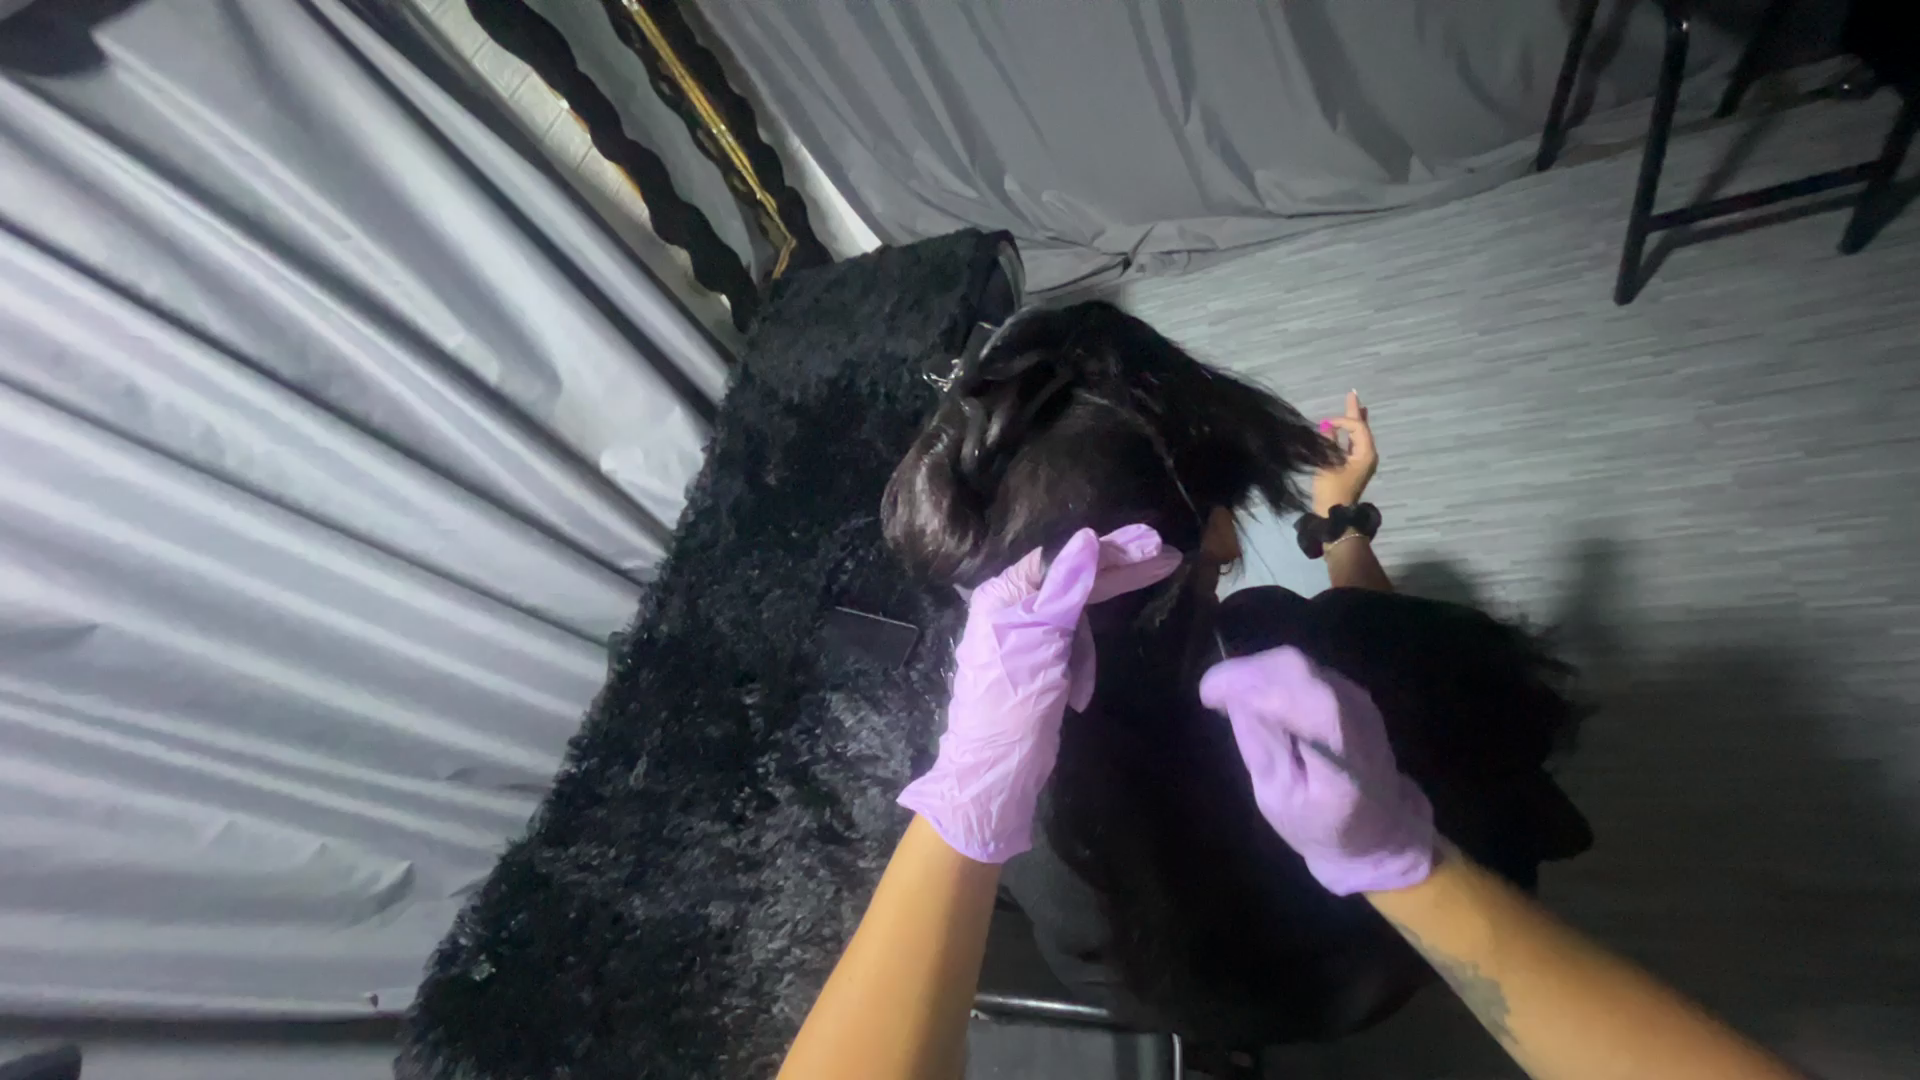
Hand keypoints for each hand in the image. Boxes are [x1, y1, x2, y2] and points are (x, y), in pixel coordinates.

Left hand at [900, 525, 1182, 862]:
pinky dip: (1084, 663)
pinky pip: (1072, 643)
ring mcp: (1027, 634)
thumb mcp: (1042, 638)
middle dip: (1120, 568)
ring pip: (1077, 611)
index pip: (1062, 556)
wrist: (996, 768)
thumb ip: (1064, 586)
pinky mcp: (1040, 660)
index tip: (1150, 540)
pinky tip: (1080, 695)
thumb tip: (1084, 537)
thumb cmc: (1013, 701)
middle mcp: (1013, 606)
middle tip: (1166, 554)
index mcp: (1005, 594)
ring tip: (1123, 626)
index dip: (1107, 546)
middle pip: (1075, 576)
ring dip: (1095, 634)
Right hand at [1199, 646, 1434, 894]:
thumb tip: (1235, 697)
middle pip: (1295, 670)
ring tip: (1227, 695)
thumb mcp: (1277, 799)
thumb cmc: (1320, 823)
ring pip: (1294, 662)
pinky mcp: (1346, 688)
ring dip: (1253, 671)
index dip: (1253, 686)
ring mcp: (1356, 697)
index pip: (1306, 702)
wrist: (1379, 825)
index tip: (1208, 695)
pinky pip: (1297, 668)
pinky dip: (1266, 674)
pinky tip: (1251, 695)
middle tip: (1212, 695)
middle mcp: (1357, 715)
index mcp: (1345, 758)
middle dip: (1243, 673)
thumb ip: (1261, 747)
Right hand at [1311, 390, 1377, 515]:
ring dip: (1353, 422)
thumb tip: (1327, 427)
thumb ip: (1328, 444)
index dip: (1343, 420)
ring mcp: (1361, 462)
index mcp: (1365, 453)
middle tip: (1353, 394)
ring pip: (1357, 437)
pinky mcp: (1352, 468)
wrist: (1334, 515)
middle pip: (1362, 429)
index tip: (1325, 423)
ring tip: (1355, 407)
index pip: (1357, 428)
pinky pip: (1352, 445)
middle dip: (1355, 412)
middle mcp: (1367, 455)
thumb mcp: (1327, 464)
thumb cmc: (1331, 490)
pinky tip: (1342, 430)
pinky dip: (1347, 435)